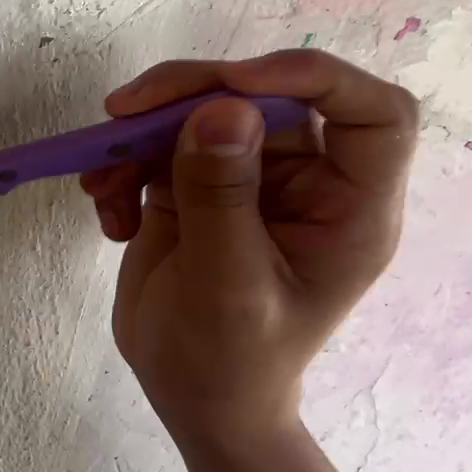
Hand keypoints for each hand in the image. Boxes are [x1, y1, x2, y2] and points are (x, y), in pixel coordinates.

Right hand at [79, 50, 418, 444]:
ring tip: (101, 185)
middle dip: (184, 97)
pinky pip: (152, 148)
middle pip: (256, 99)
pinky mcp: (189, 186)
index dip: (311, 78)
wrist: (188, 392)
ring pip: (194, 116)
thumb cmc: (229, 357)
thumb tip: (222, 110)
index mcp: (346, 207)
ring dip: (135, 139)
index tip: (230, 83)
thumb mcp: (226, 283)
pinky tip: (109, 216)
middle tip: (120, 111)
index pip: (370, 115)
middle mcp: (300, 182)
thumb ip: (222, 196)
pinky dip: (118, 170)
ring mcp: (242, 181)